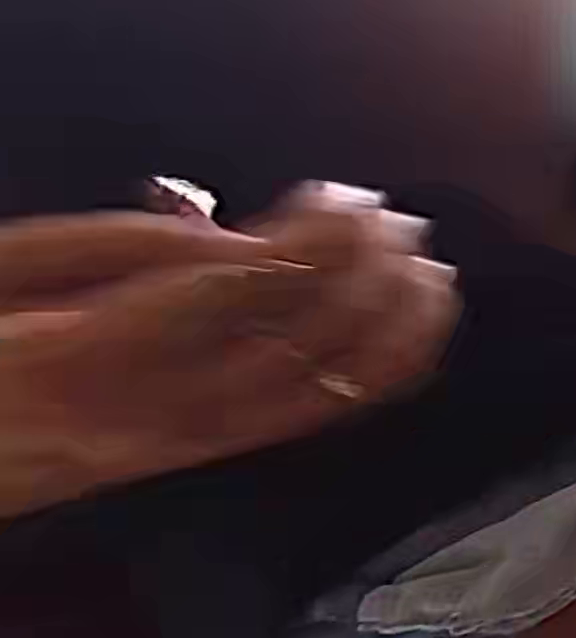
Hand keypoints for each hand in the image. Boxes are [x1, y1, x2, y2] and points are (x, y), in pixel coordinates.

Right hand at [0, 182, 458, 514]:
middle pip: (312, 322)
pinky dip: (411, 345)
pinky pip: (355, 397)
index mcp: (83, 355)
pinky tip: (430, 302)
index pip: (239, 285)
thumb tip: (232, 231)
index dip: (310, 236)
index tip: (339, 197)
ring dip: (405, 301)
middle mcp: (167, 401)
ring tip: (419, 251)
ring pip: (351, 367)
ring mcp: (220, 430)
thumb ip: (105, 246)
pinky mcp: (250, 440)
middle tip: (391, 214)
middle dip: (370, 258)